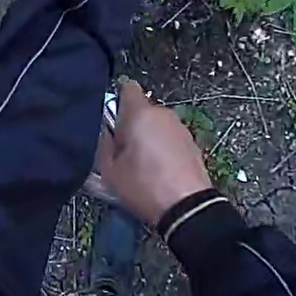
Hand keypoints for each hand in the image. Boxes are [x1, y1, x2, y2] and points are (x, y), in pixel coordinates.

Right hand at [98, 81, 214, 226]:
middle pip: (141, 110)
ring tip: (140, 166)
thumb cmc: (145, 186)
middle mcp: (163, 114)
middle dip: (130, 126)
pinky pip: (169, 139)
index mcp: (140, 114)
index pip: (127, 88)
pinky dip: (162, 149)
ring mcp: (180, 128)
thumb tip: (107, 133)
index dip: (116, 103)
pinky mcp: (191, 143)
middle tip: (122, 152)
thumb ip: (104, 143)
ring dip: (146, 138)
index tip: (112, 123)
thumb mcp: (109, 169)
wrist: (187, 208)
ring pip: (155, 125)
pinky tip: (157, 171)